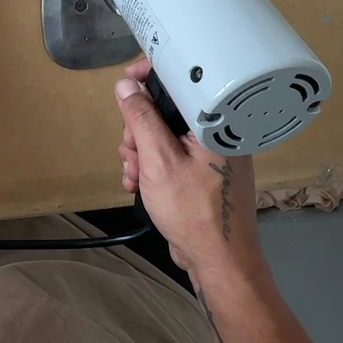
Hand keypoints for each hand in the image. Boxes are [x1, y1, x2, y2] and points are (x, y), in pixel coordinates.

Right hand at [114, 57, 263, 277]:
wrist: (219, 262)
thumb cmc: (193, 210)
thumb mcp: (158, 160)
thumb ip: (141, 118)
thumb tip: (125, 84)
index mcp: (212, 122)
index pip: (178, 82)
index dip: (147, 79)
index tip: (123, 85)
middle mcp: (214, 133)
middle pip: (163, 111)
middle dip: (137, 132)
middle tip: (132, 154)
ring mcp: (209, 155)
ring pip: (161, 136)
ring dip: (139, 153)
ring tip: (135, 177)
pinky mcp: (202, 173)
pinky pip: (168, 156)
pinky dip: (150, 167)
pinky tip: (140, 186)